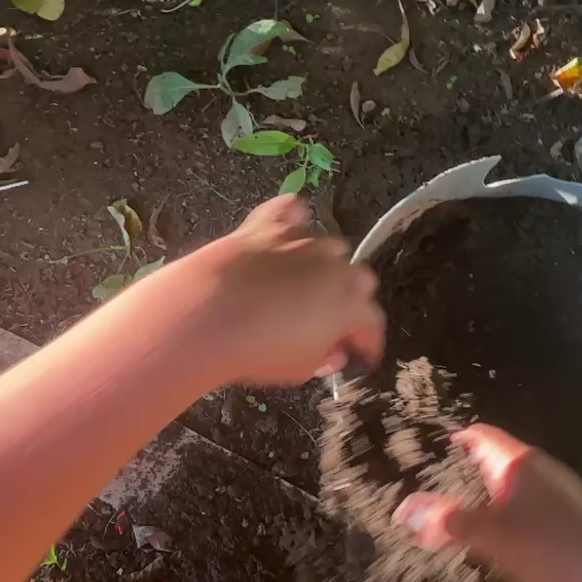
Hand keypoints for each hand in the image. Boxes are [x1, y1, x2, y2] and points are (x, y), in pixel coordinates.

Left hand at [172, 194, 385, 385]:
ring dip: (326, 264)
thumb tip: (333, 352)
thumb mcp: (300, 369)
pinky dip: (295, 219)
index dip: (368, 340)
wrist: (208, 314)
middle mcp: (336, 267)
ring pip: (330, 246)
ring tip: (308, 283)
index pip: (372, 322)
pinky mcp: (270, 225)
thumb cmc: (259, 350)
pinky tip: (291, 226)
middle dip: (350, 299)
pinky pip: (292, 211)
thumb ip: (324, 357)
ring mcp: (303, 242)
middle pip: (358, 279)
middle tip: (332, 320)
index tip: (362, 354)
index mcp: (351, 306)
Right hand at [392, 424, 581, 581]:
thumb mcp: (492, 534)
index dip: (454, 438)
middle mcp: (536, 479)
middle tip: (418, 493)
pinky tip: (480, 558)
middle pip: (489, 469)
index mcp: (521, 464)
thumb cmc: (554, 549)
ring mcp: (551, 510)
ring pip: (503, 504)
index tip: (420, 447)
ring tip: (437, 528)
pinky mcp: (560, 541)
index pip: (481, 437)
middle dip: (457, 480)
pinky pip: (517, 532)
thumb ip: (447, 521)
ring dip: (475, 515)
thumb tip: (402, 508)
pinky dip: (496, 539)